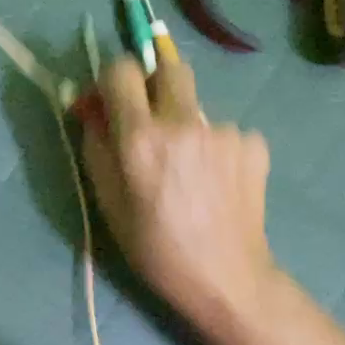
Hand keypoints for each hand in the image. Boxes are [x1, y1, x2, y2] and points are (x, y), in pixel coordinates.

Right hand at [78, 57, 279, 329]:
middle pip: (168, 68)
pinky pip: (220, 132)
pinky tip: (210, 181)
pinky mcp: (254, 143)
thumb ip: (94, 142)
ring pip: (194, 107)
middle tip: (147, 117)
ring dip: (182, 125)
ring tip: (183, 170)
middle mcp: (184, 123)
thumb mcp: (105, 197)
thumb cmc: (151, 245)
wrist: (224, 277)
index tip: (108, 101)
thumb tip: (89, 106)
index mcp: (140, 137)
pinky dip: (210, 147)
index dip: (110, 79)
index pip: (122, 70)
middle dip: (152, 83)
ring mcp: (225, 130)